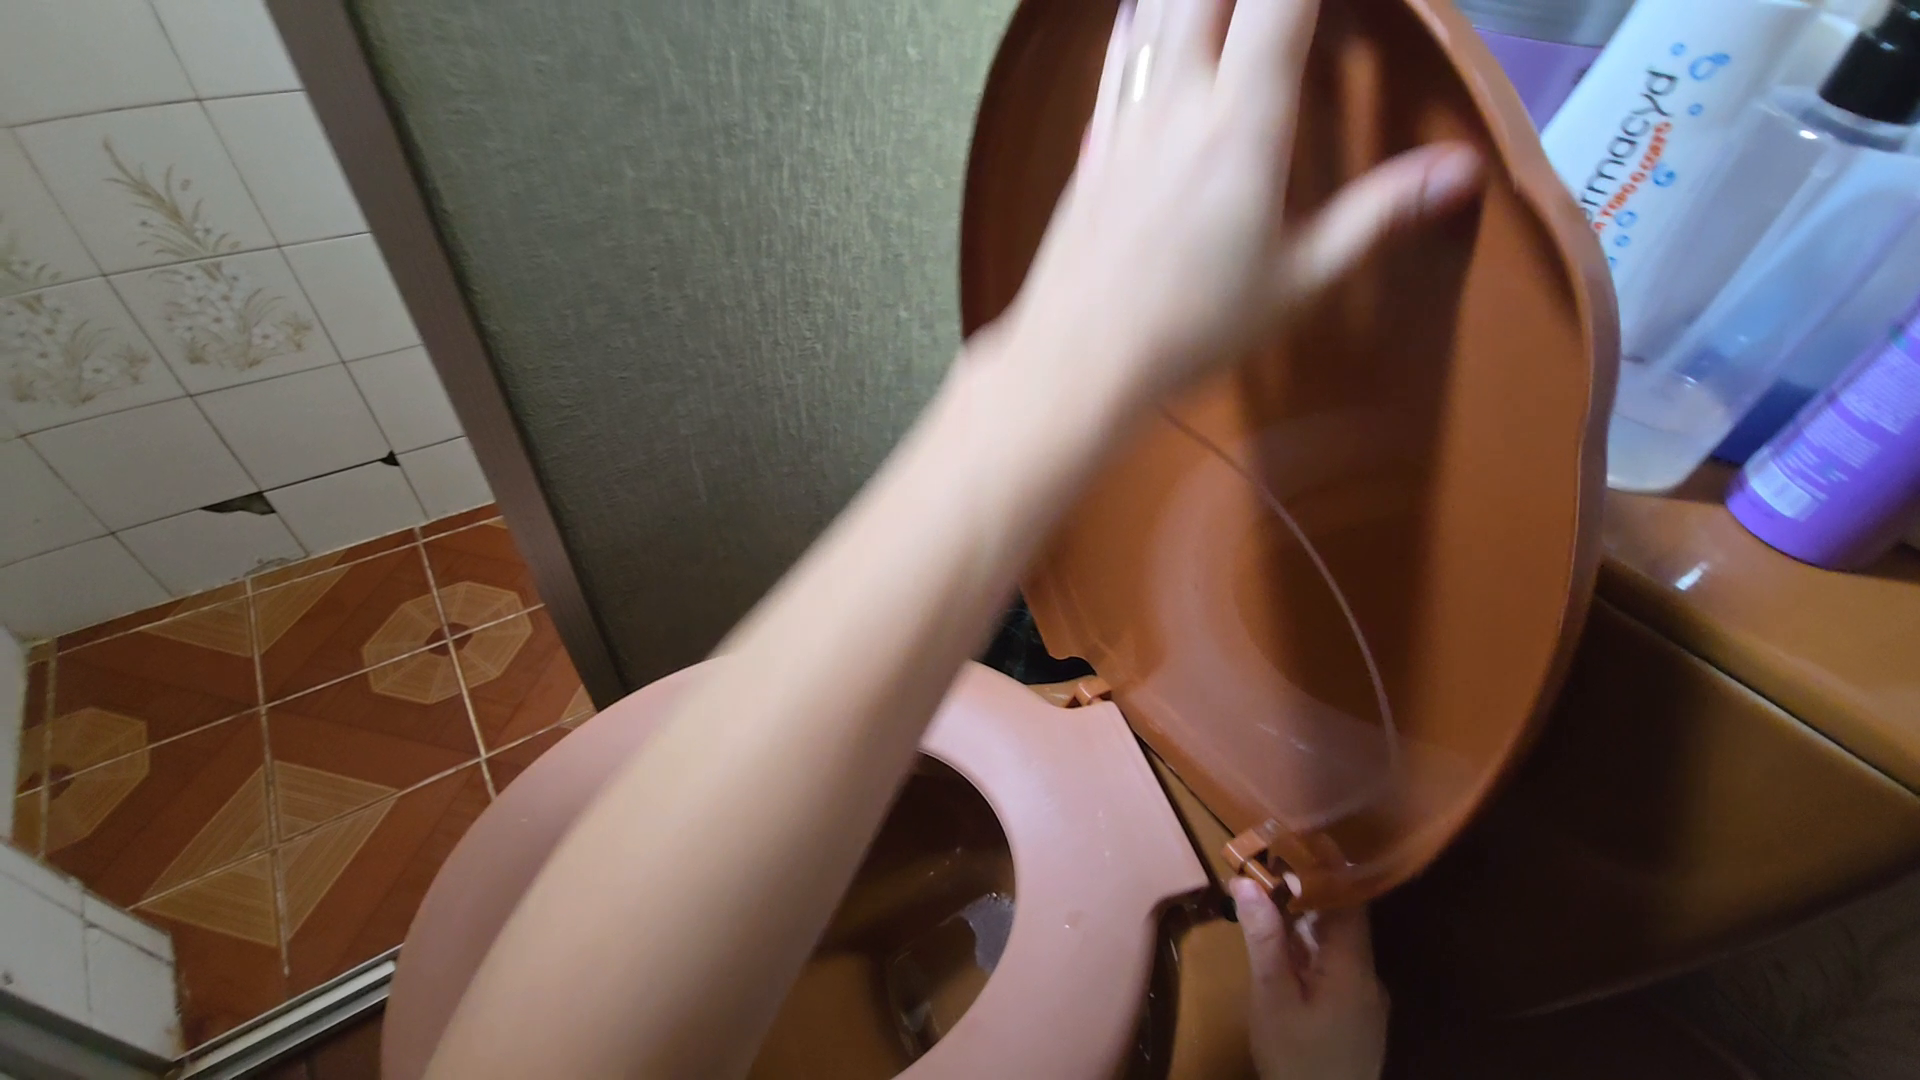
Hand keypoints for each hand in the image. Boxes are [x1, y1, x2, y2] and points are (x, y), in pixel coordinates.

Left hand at [998, 0, 1481, 406]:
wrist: (1078, 361)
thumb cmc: (1190, 331)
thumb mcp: (1296, 285)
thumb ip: (1376, 217)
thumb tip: (1463, 171)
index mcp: (1240, 125)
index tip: (1339, 1)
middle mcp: (1176, 103)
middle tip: (1279, 10)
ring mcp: (1123, 122)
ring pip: (1152, 9)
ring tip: (1219, 8)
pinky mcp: (1089, 149)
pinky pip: (1116, 57)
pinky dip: (1138, 21)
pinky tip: (1142, 15)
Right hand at [1231, 876, 1389, 1079]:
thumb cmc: (1297, 1059)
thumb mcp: (1272, 996)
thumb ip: (1264, 937)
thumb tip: (1245, 881)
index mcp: (1354, 967)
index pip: (1348, 900)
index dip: (1325, 867)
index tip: (1295, 837)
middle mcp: (1368, 977)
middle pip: (1341, 919)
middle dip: (1305, 890)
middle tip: (1267, 863)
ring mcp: (1366, 1000)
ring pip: (1337, 943)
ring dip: (1305, 919)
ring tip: (1268, 896)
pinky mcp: (1357, 1016)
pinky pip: (1335, 965)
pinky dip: (1310, 946)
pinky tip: (1284, 948)